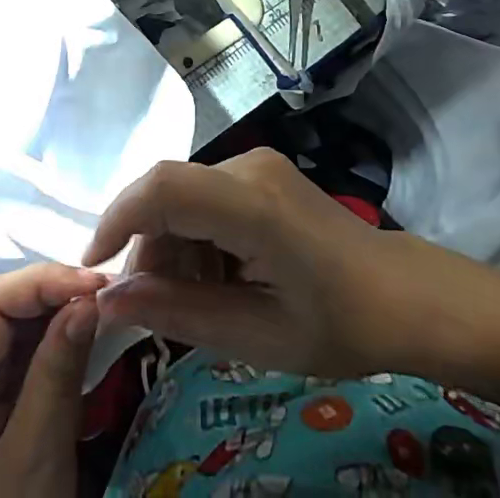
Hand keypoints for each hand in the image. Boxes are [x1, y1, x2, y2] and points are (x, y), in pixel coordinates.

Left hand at [0, 264, 105, 497]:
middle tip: (107, 291)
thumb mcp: (36, 458)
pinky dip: (61, 328)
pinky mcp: (1, 393)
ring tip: (104, 302)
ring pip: (17, 319)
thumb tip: (87, 300)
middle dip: (53, 288)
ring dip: (60, 303)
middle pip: (0, 306)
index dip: (41, 283)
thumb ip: (56, 374)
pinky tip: (88, 326)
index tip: (96, 285)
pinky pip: (29, 344)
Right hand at [85, 148, 430, 376]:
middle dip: (146, 249)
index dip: (117, 221)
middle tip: (153, 308)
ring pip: (181, 197)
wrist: (403, 295)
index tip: (96, 270)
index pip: (161, 189)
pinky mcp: (260, 174)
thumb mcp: (255, 334)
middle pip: (166, 194)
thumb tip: (107, 301)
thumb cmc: (340, 323)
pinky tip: (217, 278)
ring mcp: (256, 166)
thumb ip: (177, 313)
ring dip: (170, 248)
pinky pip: (203, 198)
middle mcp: (248, 168)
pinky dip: (193, 238)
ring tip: (195, 301)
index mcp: (253, 204)